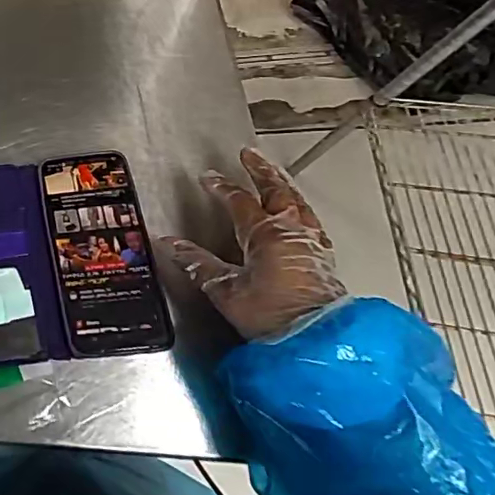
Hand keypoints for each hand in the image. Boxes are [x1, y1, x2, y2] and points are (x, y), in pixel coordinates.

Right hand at [163, 148, 346, 339]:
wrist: (317, 339)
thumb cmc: (273, 316)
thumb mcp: (226, 291)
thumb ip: (198, 264)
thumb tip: (171, 245)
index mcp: (265, 233)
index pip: (238, 200)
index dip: (221, 186)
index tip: (208, 178)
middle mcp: (291, 229)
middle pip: (275, 188)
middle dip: (259, 169)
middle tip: (249, 155)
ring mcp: (311, 239)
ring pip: (296, 199)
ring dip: (282, 182)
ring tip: (274, 172)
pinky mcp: (323, 254)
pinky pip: (311, 217)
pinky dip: (301, 204)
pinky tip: (300, 210)